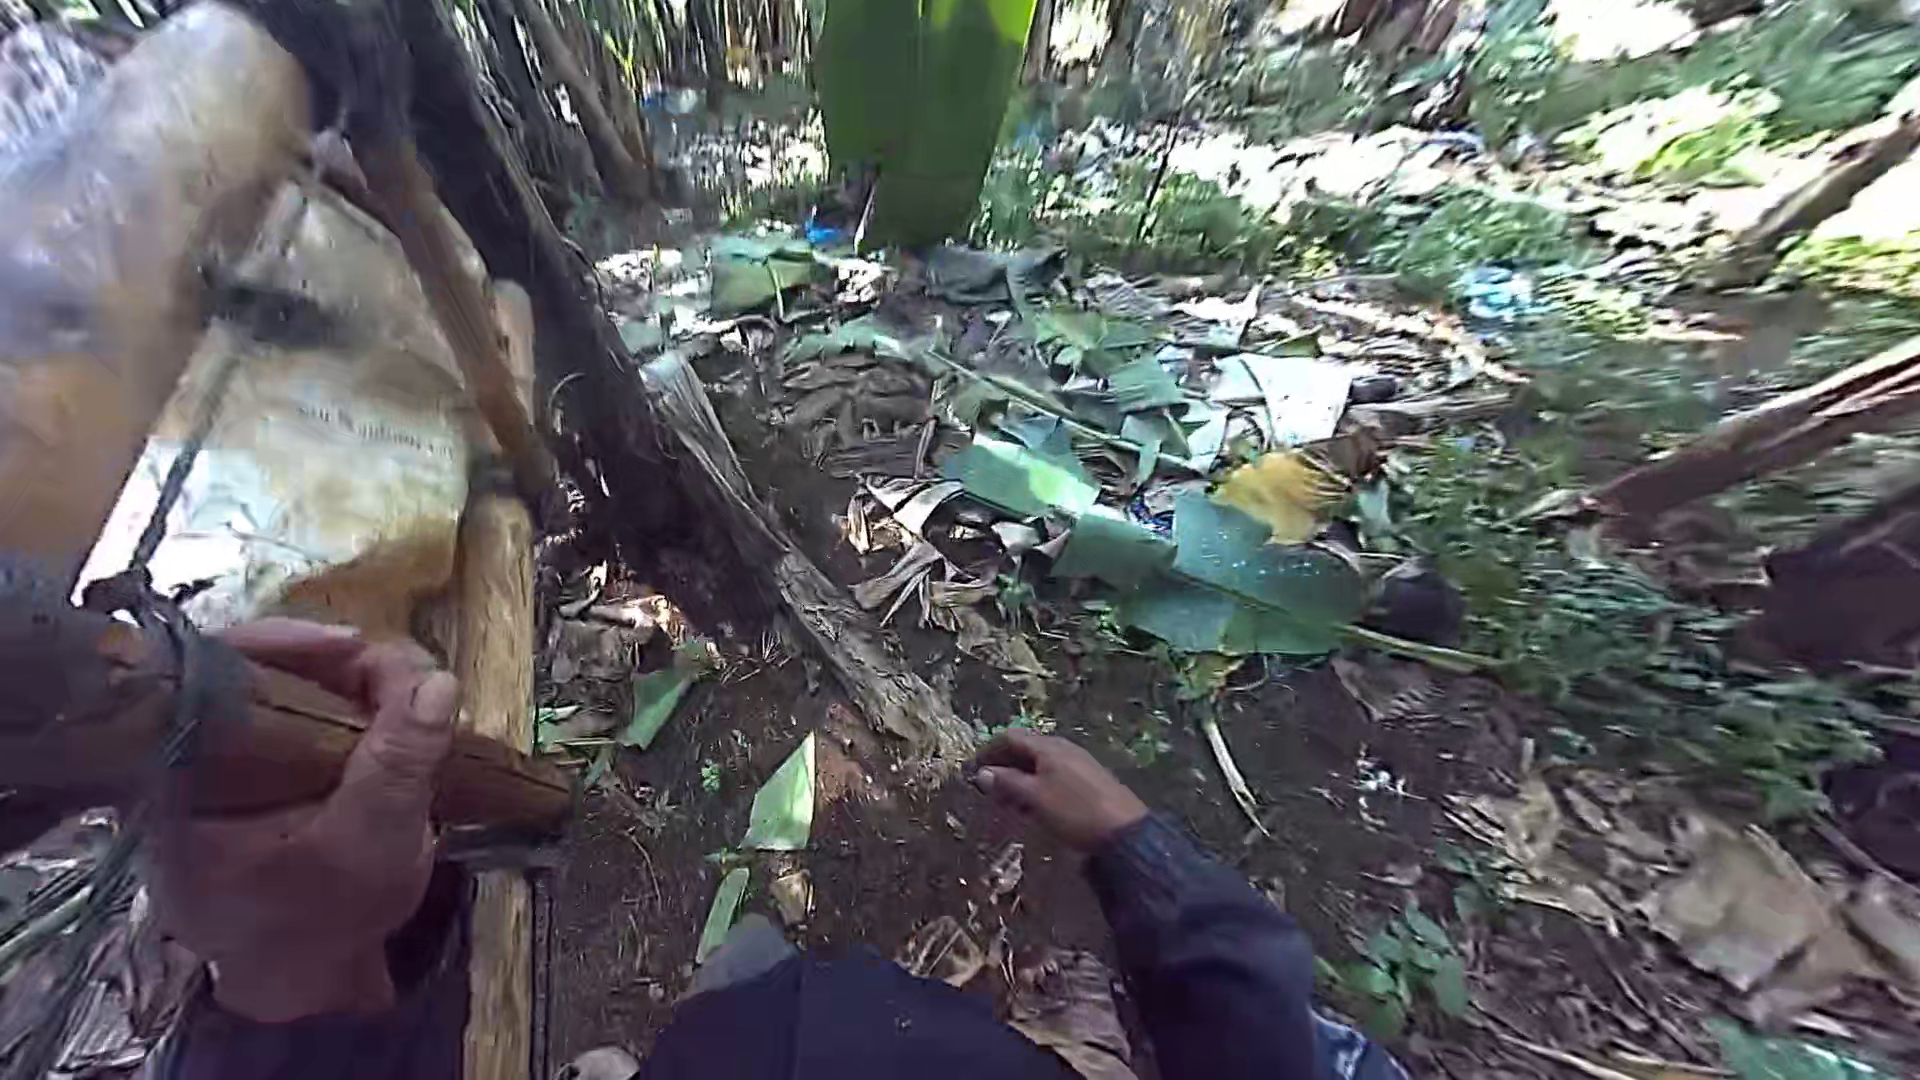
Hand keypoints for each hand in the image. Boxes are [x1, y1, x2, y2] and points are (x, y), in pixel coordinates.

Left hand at [144, 619, 458, 1022]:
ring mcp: (268, 755)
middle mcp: (221, 753)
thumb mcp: (370, 840)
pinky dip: (391, 702)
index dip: (280, 645)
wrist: (320, 965)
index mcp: (194, 775)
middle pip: (283, 670)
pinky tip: (420, 716)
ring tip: (430, 704)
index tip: (355, 644)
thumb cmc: (324, 915)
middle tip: (421, 684)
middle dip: (360, 666)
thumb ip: (400, 763)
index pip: (214, 678)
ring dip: (386, 683)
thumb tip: (440, 680)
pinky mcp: (309, 760)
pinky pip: (347, 708)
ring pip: (324, 684)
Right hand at [971, 729, 1147, 852]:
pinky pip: (1053, 775)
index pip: (1010, 738)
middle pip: (1025, 749)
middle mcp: (1062, 748)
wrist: (1125, 833)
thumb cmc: (1074, 810)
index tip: (974, 770)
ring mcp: (1077, 763)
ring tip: (1007, 802)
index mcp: (1048, 746)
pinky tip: (1034, 807)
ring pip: (1039, 764)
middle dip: (1004, 766)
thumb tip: (982, 774)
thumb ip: (1008, 783)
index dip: (989, 751)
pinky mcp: (1087, 780)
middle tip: (988, 788)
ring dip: (1019, 778)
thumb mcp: (1035, 798)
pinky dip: (1036, 786)